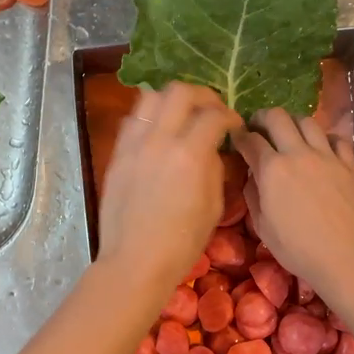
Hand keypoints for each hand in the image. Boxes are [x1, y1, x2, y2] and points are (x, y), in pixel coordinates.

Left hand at [97, 82, 241, 288]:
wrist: (135, 261)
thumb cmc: (181, 244)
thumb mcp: (212, 209)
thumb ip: (214, 171)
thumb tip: (211, 153)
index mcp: (190, 155)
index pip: (215, 116)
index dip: (230, 116)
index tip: (236, 124)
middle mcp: (160, 139)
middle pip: (180, 91)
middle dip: (203, 95)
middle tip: (211, 110)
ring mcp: (134, 144)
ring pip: (151, 97)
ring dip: (171, 99)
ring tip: (182, 114)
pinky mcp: (117, 155)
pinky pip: (132, 119)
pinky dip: (149, 116)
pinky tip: (157, 132)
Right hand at [231, 108, 353, 297]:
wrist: (343, 256)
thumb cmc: (297, 249)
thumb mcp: (263, 228)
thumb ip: (254, 196)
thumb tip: (252, 177)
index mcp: (272, 169)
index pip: (250, 141)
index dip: (240, 137)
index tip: (237, 139)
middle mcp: (298, 153)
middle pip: (277, 117)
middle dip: (263, 117)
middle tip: (259, 127)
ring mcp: (326, 156)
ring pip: (307, 121)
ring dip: (293, 123)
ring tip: (290, 133)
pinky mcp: (348, 164)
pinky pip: (337, 139)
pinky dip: (326, 138)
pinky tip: (322, 146)